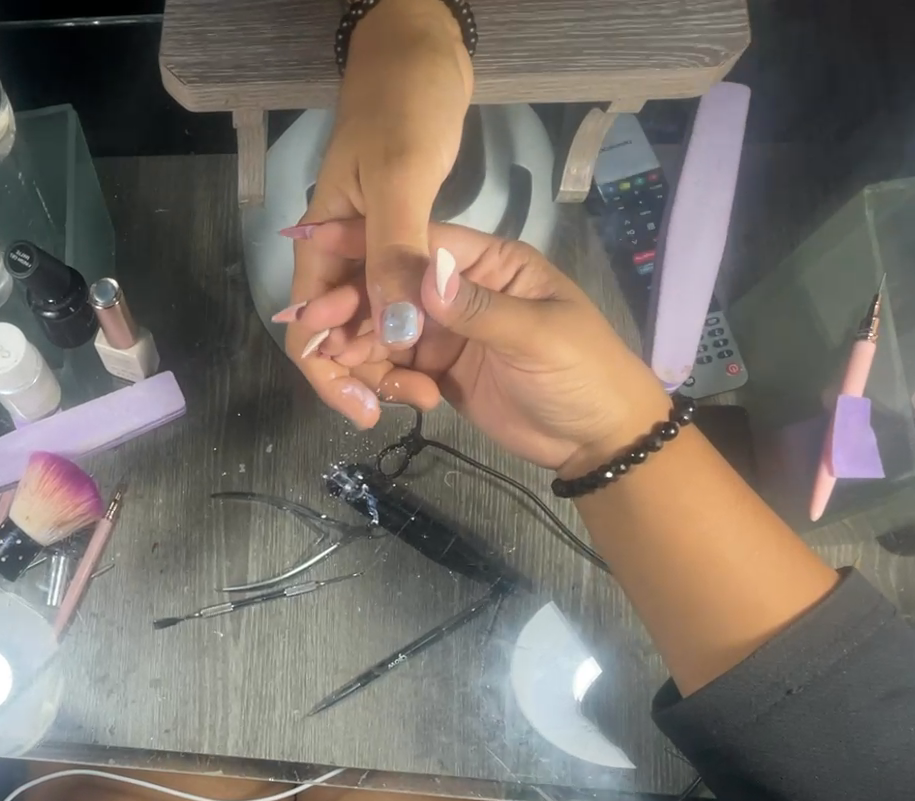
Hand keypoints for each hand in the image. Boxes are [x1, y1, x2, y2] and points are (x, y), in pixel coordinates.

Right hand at [282, 0, 472, 423]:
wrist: (429, 53)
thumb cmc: (406, 107)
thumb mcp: (403, 179)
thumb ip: (396, 256)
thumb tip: (391, 333)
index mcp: (329, 247)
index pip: (311, 325)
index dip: (329, 371)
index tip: (361, 406)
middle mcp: (347, 263)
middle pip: (340, 339)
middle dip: (366, 375)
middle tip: (407, 403)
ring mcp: (378, 267)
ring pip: (372, 335)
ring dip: (392, 368)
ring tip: (429, 394)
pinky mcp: (406, 266)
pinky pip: (401, 320)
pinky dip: (413, 346)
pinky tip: (437, 368)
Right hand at [288, 221, 669, 469]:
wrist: (595, 439)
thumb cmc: (583, 374)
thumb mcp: (538, 335)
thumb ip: (478, 307)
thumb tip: (424, 275)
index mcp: (483, 262)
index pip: (413, 246)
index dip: (364, 254)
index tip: (319, 264)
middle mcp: (453, 291)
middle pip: (383, 292)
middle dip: (350, 318)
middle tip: (324, 348)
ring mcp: (440, 331)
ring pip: (378, 334)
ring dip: (365, 362)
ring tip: (369, 394)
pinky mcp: (433, 369)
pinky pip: (390, 369)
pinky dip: (386, 385)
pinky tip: (406, 402)